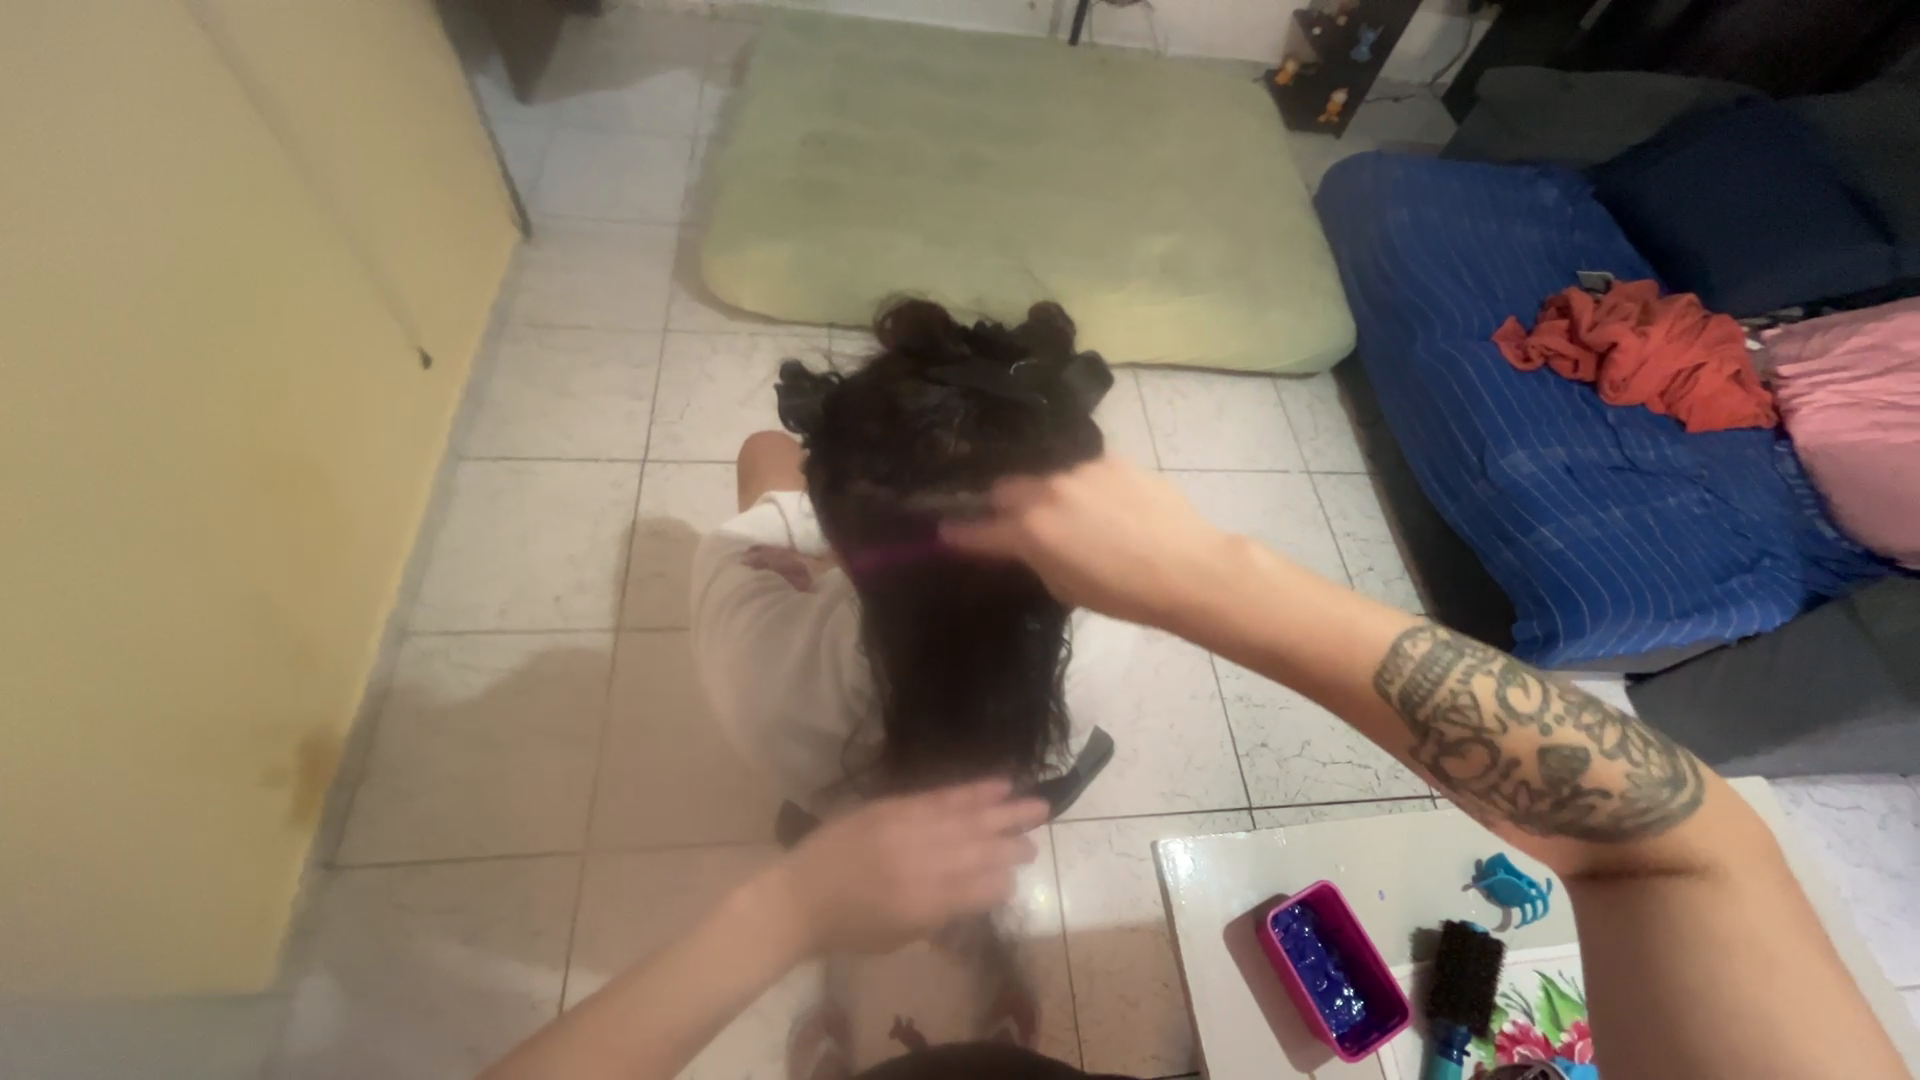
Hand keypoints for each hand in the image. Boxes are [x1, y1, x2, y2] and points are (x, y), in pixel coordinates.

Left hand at [768, 780, 1049, 956]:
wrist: (798, 897)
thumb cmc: (848, 928)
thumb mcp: (899, 936)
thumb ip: (941, 913)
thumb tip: (981, 890)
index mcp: (924, 904)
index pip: (979, 889)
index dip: (1002, 881)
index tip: (1017, 877)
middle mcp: (921, 864)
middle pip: (979, 849)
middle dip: (1012, 844)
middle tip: (1038, 840)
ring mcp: (908, 829)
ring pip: (967, 818)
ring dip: (1005, 811)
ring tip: (1037, 805)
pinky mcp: (895, 805)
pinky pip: (941, 796)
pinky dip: (972, 791)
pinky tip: (998, 785)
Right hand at [938, 456, 1244, 628]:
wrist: (1189, 569)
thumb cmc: (1124, 594)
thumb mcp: (1065, 587)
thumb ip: (1035, 559)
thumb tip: (1027, 546)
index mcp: (1030, 531)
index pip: (978, 530)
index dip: (959, 534)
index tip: (944, 532)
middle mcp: (1047, 491)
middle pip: (1004, 489)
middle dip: (1001, 506)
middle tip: (1014, 523)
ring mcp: (1080, 470)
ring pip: (1045, 477)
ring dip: (1046, 495)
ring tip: (1072, 516)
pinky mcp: (1112, 460)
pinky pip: (1082, 471)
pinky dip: (1082, 487)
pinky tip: (1105, 505)